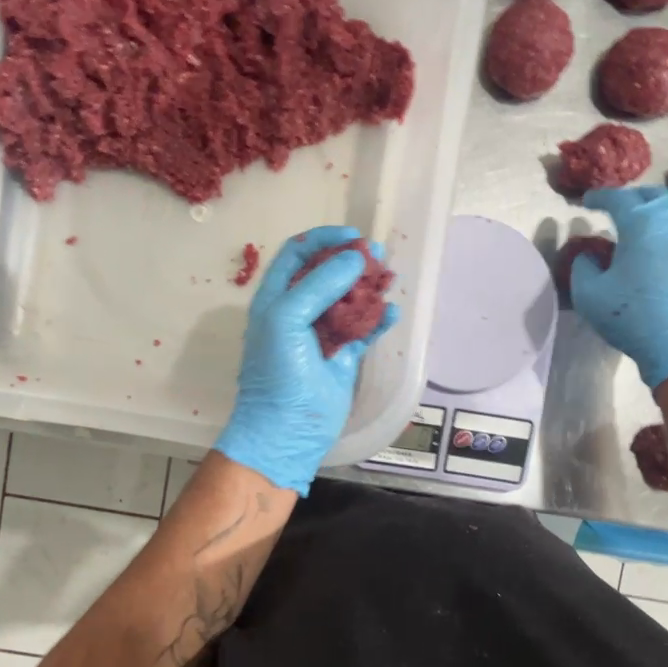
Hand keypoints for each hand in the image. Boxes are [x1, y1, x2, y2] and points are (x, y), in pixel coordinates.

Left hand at [215, 226, 399, 493]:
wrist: (286, 430)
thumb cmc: (278, 372)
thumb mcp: (288, 319)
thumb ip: (319, 284)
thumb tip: (355, 258)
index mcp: (276, 299)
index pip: (297, 254)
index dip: (322, 239)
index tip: (351, 236)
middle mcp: (298, 312)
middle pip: (327, 273)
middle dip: (351, 261)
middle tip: (377, 256)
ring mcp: (322, 335)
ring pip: (349, 300)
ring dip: (368, 287)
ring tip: (388, 278)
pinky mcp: (343, 358)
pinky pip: (364, 331)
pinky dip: (378, 319)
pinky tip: (392, 311)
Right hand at [569, 186, 667, 389]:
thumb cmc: (630, 317)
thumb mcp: (589, 296)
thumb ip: (583, 268)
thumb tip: (588, 256)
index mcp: (642, 224)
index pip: (618, 198)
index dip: (600, 197)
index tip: (587, 201)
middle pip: (654, 196)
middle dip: (633, 197)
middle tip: (619, 208)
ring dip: (656, 217)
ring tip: (643, 231)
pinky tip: (665, 257)